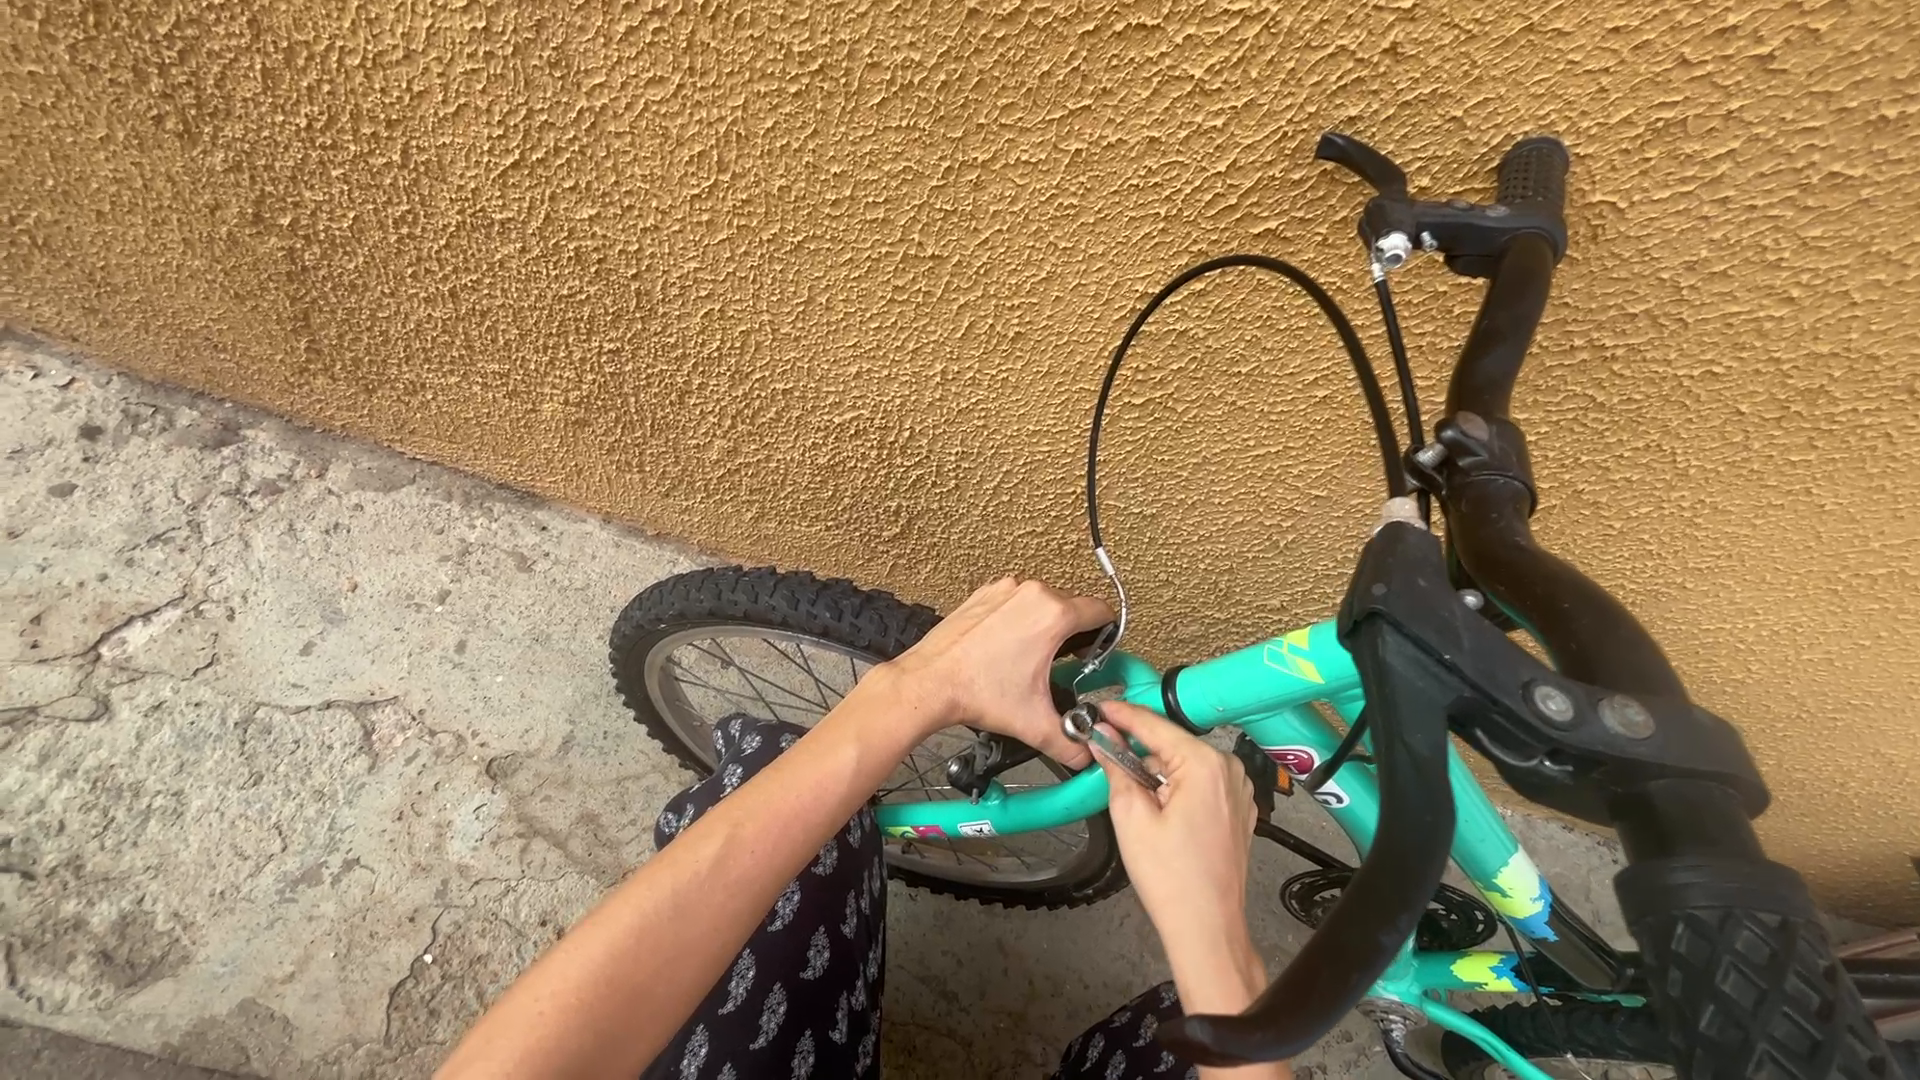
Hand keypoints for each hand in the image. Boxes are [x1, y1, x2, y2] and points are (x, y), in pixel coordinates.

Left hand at [877, 577, 1112, 767]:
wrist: (930, 681)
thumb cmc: (975, 692)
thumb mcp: (1034, 724)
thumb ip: (1071, 743)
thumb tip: (1085, 754)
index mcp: (1053, 615)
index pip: (1101, 610)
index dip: (1106, 632)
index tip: (1099, 649)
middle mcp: (1031, 594)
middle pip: (1071, 607)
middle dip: (1073, 634)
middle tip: (1062, 663)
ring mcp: (1005, 590)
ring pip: (1042, 603)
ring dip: (1044, 626)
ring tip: (1031, 658)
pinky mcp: (985, 594)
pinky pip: (1015, 602)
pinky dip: (1017, 619)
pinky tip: (1007, 647)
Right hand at [1097, 703, 1260, 980]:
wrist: (1207, 928)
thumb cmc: (1171, 878)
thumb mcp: (1130, 814)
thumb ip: (1116, 765)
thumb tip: (1103, 735)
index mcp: (1205, 764)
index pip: (1154, 724)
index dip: (1121, 714)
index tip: (1097, 708)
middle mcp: (1229, 769)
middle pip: (1171, 742)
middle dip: (1137, 745)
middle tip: (1104, 747)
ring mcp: (1239, 789)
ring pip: (1185, 761)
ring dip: (1156, 766)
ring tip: (1130, 786)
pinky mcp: (1238, 808)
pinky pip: (1200, 780)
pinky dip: (1176, 782)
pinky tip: (1157, 802)